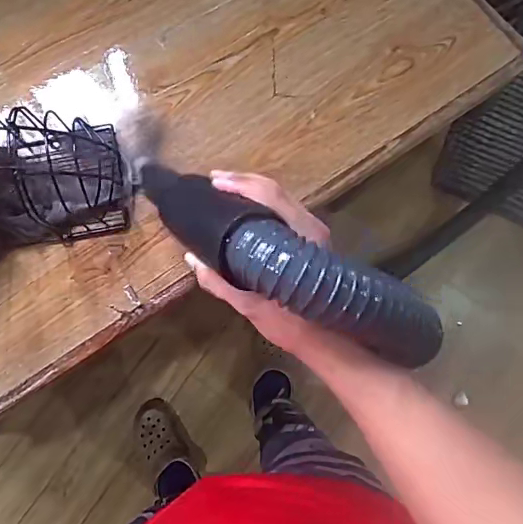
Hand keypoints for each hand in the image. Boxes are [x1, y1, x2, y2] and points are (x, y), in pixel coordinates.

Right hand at [182, 172, 369, 373]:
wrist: (330, 342)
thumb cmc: (293, 324)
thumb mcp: (252, 305)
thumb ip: (220, 282)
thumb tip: (192, 260)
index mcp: (301, 235)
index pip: (269, 194)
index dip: (240, 183)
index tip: (214, 182)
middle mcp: (311, 226)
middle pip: (276, 191)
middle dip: (243, 182)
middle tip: (215, 181)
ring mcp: (315, 233)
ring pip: (283, 199)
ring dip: (253, 191)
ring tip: (226, 190)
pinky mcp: (314, 241)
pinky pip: (286, 211)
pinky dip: (264, 205)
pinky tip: (246, 211)